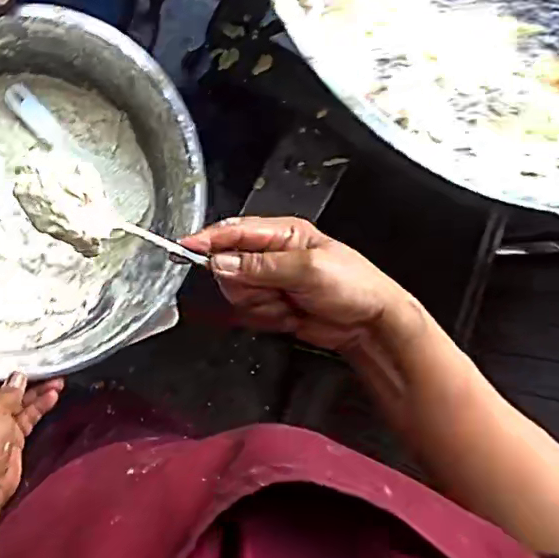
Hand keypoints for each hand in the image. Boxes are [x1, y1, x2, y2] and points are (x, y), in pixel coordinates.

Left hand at [0, 373, 63, 512]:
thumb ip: (8, 392)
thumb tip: (19, 376)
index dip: (7, 364)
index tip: (27, 351)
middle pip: (8, 386)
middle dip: (27, 376)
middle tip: (49, 363)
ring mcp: (0, 422)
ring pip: (21, 401)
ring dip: (38, 391)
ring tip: (59, 379)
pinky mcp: (15, 436)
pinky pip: (29, 416)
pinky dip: (40, 406)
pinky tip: (54, 396)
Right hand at [179, 216, 414, 351]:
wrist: (372, 326)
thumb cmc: (356, 287)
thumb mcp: (308, 270)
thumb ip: (260, 265)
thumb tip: (221, 261)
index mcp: (283, 232)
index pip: (234, 231)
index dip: (208, 239)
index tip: (186, 247)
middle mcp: (271, 253)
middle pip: (227, 264)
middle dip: (245, 282)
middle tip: (271, 290)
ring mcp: (269, 278)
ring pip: (235, 290)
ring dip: (258, 303)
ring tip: (287, 303)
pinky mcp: (269, 301)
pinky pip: (246, 309)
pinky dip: (264, 316)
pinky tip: (288, 314)